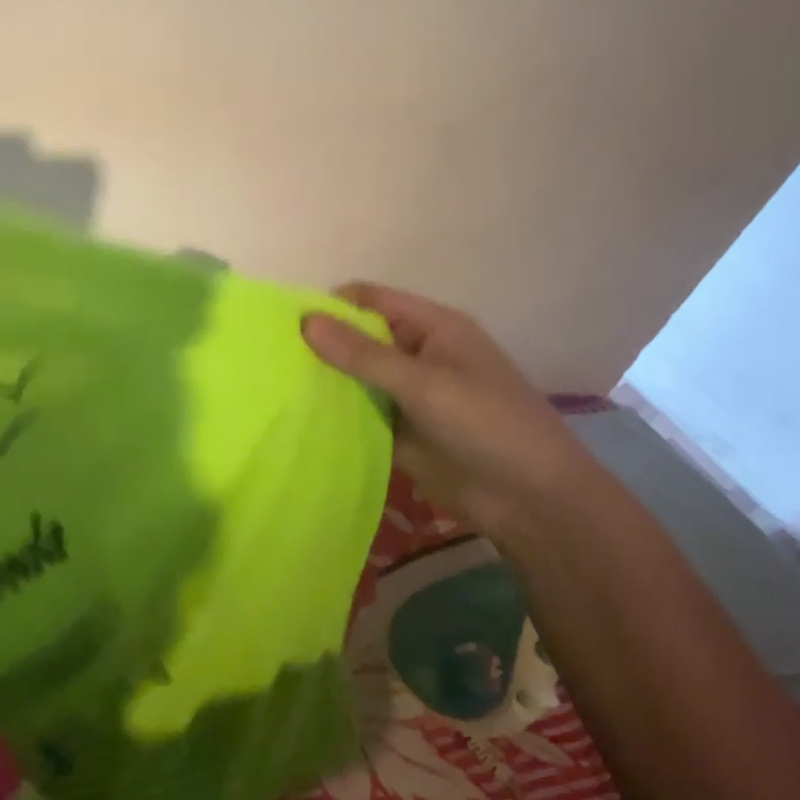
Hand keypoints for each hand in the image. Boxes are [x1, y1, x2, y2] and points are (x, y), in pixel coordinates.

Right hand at [301, 281, 605, 535]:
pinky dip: (330, 412)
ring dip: (321, 380)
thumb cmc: (487, 425)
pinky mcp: (397, 429)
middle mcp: (415, 354)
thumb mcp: (423, 384)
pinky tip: (294, 416)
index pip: (369, 299)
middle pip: (356, 337)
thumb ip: (362, 354)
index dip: (329, 305)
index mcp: (431, 328)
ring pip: (352, 376)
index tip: (281, 323)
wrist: (531, 500)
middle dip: (318, 343)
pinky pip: (356, 412)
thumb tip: (304, 321)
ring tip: (271, 385)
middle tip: (268, 357)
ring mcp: (405, 393)